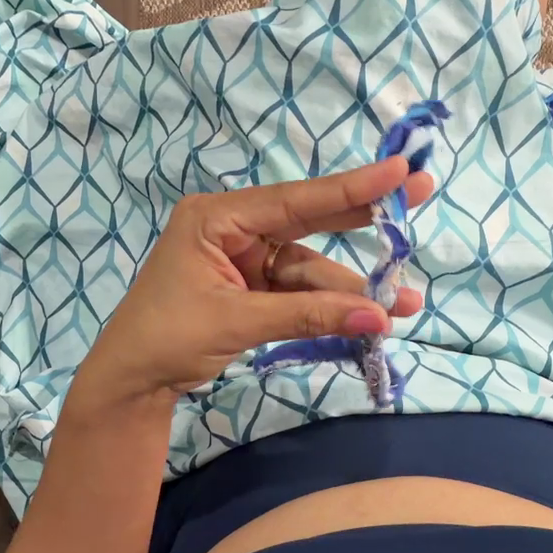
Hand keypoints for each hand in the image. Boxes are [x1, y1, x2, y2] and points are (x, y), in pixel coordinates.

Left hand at [72, 157, 433, 410]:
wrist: (132, 380)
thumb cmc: (167, 337)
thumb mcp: (236, 321)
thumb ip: (307, 314)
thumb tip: (378, 317)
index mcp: (217, 217)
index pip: (293, 199)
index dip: (350, 188)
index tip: (399, 171)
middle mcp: (235, 229)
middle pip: (308, 220)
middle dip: (363, 218)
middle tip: (421, 194)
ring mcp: (246, 260)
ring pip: (310, 268)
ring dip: (352, 289)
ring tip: (403, 303)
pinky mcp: (253, 290)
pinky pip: (300, 293)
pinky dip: (330, 307)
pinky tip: (368, 318)